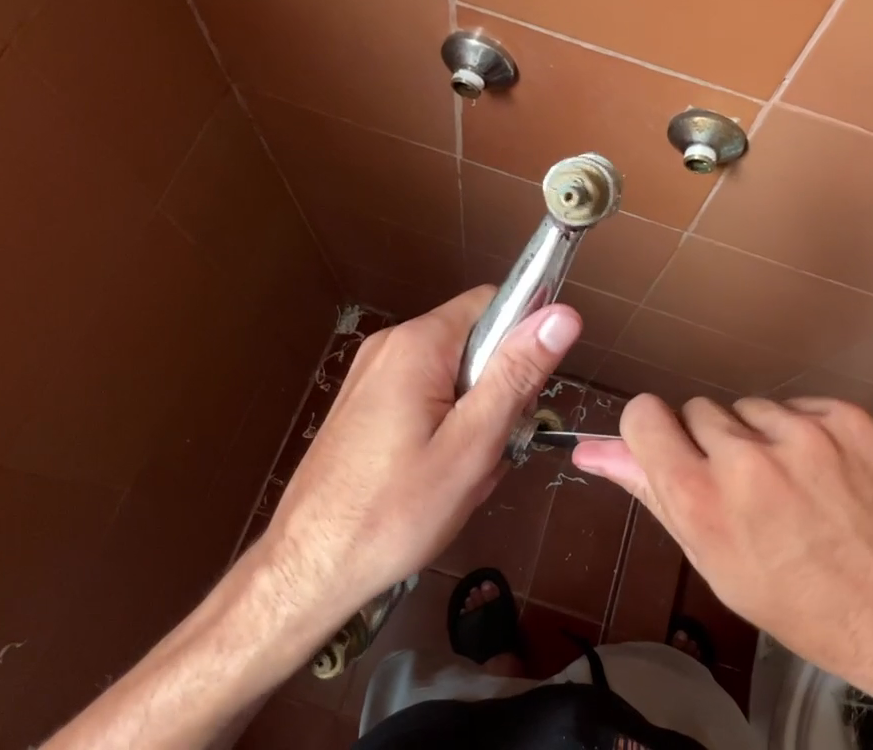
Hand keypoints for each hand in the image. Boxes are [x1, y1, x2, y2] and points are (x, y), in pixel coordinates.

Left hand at [254, 287, 580, 626]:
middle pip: (474, 343)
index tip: (525, 397)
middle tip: (490, 451)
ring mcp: (372, 376)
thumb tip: (563, 314)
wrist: (309, 569)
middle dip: (497, 393)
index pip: (494, 303)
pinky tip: (438, 477)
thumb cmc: (394, 513)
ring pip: (454, 377)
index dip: (523, 342)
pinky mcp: (364, 406)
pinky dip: (445, 431)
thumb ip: (517, 375)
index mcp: (417, 344)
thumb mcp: (471, 445)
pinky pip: (426, 399)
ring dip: (474, 419)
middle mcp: (390, 346)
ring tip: (463, 474)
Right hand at [571, 395, 872, 691]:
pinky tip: (830, 473)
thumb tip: (592, 451)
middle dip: (715, 442)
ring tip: (796, 484)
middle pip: (699, 410)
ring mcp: (804, 434)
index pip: (644, 416)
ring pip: (752, 407)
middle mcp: (748, 459)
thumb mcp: (714, 561)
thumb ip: (651, 492)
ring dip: (764, 436)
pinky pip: (802, 405)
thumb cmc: (805, 604)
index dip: (656, 433)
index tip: (673, 449)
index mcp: (703, 500)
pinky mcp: (848, 418)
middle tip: (749, 488)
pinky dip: (809, 431)